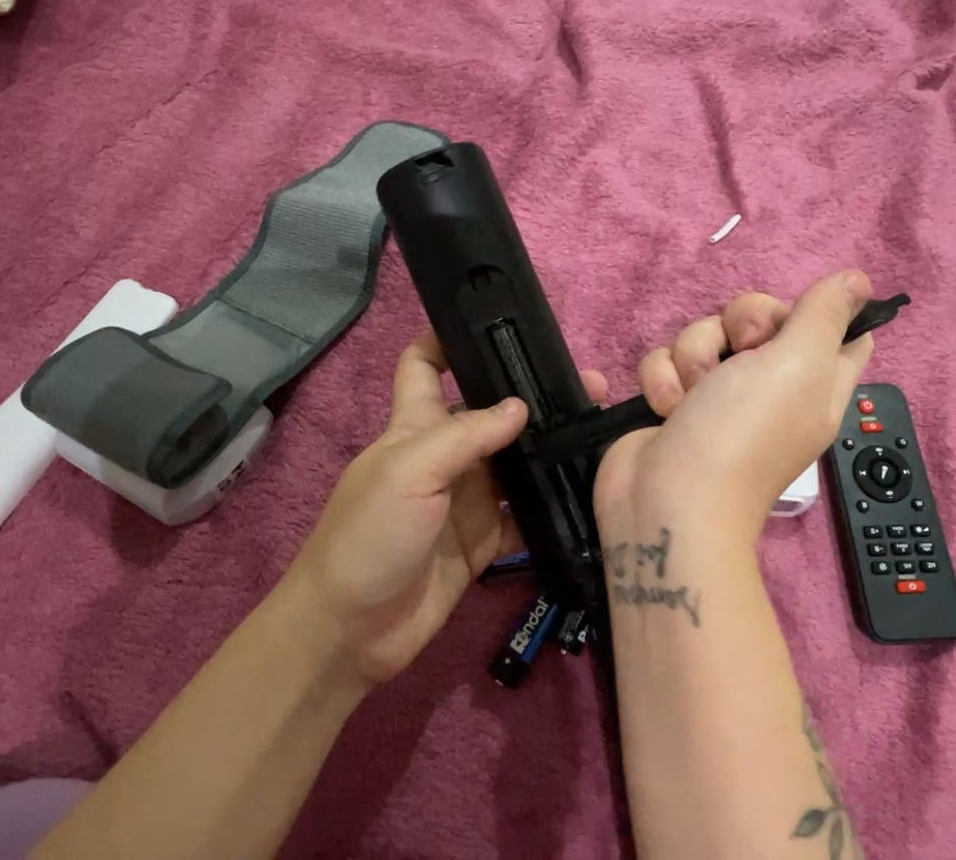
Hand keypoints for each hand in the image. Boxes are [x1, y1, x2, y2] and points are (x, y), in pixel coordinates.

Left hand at [288, 332, 606, 687]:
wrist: (352, 630)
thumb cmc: (369, 535)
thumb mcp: (410, 471)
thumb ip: (466, 435)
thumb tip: (521, 406)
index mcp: (414, 425)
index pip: (424, 365)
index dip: (448, 340)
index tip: (499, 324)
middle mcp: (445, 456)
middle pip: (491, 413)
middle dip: (533, 396)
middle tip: (591, 386)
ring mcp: (467, 500)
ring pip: (516, 464)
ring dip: (552, 450)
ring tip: (603, 432)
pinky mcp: (484, 543)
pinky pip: (525, 518)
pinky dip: (552, 507)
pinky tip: (590, 492)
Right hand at [593, 270, 873, 557]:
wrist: (669, 499)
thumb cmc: (744, 432)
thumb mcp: (799, 364)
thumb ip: (825, 314)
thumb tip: (860, 280)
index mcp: (816, 381)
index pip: (833, 330)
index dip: (814, 311)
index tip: (795, 316)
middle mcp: (770, 385)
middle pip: (758, 318)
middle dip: (739, 324)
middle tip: (739, 354)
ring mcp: (718, 394)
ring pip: (704, 335)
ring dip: (692, 358)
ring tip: (692, 397)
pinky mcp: (674, 401)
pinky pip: (665, 360)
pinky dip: (661, 381)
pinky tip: (664, 409)